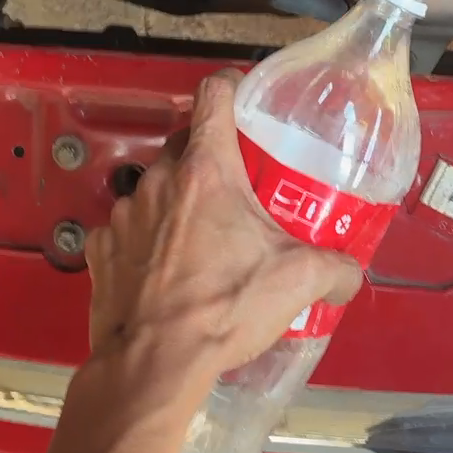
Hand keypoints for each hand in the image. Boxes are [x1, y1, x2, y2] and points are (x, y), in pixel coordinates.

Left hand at [83, 71, 362, 384]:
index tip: (245, 99)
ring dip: (176, 201)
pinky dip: (144, 239)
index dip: (232, 87)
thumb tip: (354, 274)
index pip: (214, 94)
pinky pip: (126, 229)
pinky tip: (163, 270)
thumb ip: (336, 269)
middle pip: (184, 142)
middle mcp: (158, 180)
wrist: (154, 366)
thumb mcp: (297, 282)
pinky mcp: (98, 248)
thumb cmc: (225, 308)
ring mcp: (122, 213)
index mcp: (206, 170)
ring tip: (200, 238)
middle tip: (236, 188)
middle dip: (209, 155)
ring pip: (154, 187)